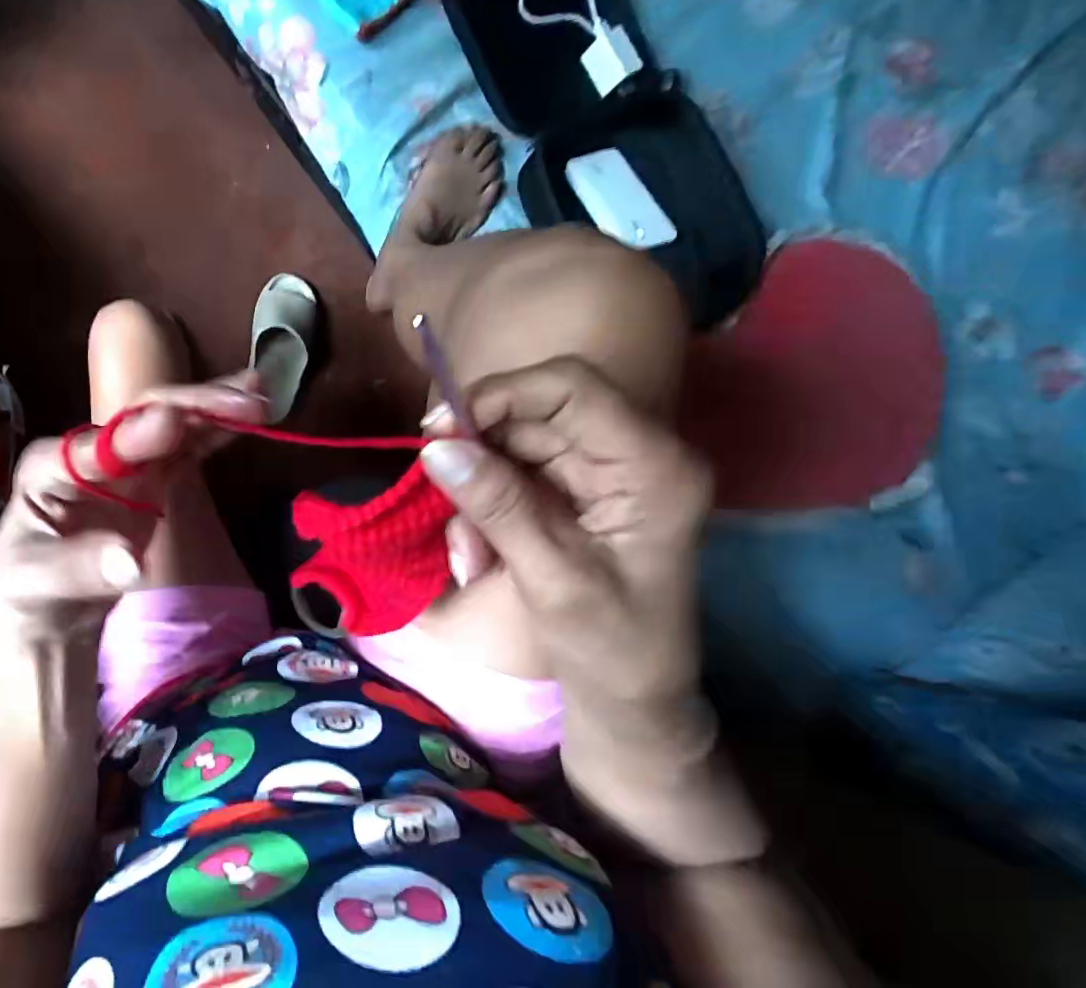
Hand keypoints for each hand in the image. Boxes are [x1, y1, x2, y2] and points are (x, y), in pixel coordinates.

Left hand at [0, 375, 266, 739]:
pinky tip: (250, 419)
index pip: (93, 445)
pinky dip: (217, 433)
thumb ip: (76, 569)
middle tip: (242, 400)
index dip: (133, 434)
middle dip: (190, 405)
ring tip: (258, 395)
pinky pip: (188, 449)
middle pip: (141, 417)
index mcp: (50, 466)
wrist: (48, 603)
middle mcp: (91, 451)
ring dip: (214, 410)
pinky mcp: (153, 478)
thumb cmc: (28, 586)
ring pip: (173, 424)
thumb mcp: (34, 583)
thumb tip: (129, 561)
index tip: (171, 424)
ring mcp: (126, 462)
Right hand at [417, 356, 710, 703]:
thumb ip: (497, 507)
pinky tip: (479, 552)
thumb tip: (435, 448)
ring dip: (475, 483)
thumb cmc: (610, 647)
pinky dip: (481, 502)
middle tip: (434, 484)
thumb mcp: (550, 579)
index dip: (500, 394)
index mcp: (651, 467)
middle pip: (535, 408)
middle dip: (478, 446)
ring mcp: (598, 471)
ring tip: (471, 551)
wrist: (630, 698)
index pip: (572, 388)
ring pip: (512, 439)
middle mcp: (629, 454)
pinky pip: (509, 470)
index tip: (438, 429)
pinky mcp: (571, 489)